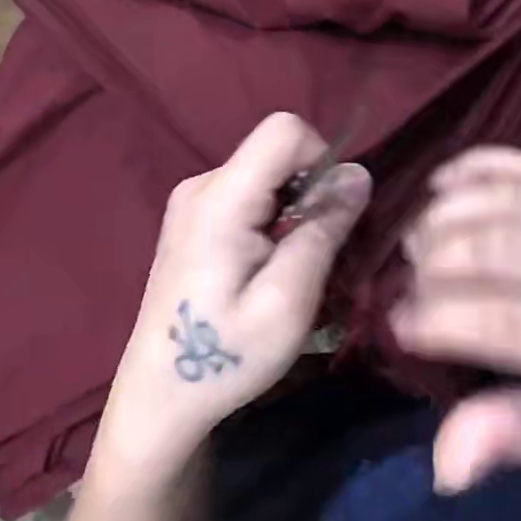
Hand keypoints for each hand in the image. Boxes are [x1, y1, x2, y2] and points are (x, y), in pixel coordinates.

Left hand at [98, 113, 371, 478]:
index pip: (284, 130)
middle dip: (310, 190)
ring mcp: (191, 199)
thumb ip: (324, 230)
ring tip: (287, 267)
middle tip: (311, 254)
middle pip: (275, 152)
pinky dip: (271, 217)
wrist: (162, 390)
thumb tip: (358, 174)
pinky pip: (247, 192)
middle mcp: (201, 184)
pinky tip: (264, 265)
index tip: (330, 213)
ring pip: (264, 173)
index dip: (321, 159)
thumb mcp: (289, 300)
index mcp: (221, 198)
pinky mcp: (192, 216)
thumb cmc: (228, 355)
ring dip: (292, 208)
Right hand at [395, 147, 520, 491]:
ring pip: (512, 202)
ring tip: (412, 240)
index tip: (397, 324)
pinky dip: (479, 166)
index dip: (443, 319)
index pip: (516, 323)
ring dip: (446, 214)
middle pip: (507, 248)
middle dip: (435, 262)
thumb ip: (515, 441)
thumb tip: (444, 467)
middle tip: (400, 282)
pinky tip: (441, 183)